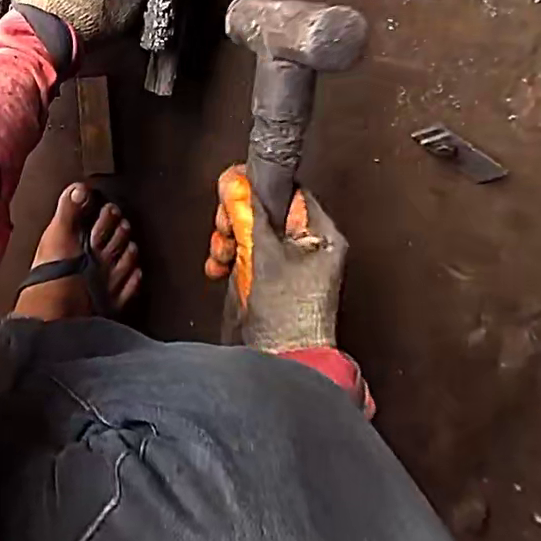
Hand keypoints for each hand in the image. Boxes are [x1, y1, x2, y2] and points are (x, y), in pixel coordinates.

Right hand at [206, 164, 347, 351]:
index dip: (258, 186)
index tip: (234, 189)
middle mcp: (309, 245)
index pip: (288, 190)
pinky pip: (246, 250)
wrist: (282, 361)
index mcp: (321, 235)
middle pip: (266, 208)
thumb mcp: (262, 252)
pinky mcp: (271, 275)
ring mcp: (289, 261)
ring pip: (251, 228)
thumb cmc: (286, 314)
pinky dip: (229, 255)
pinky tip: (219, 266)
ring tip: (221, 253)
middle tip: (225, 227)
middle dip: (238, 216)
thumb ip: (248, 212)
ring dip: (229, 236)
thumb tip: (237, 180)